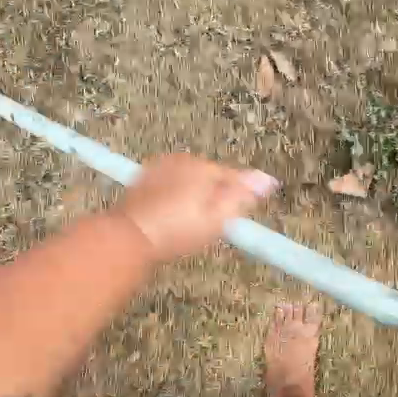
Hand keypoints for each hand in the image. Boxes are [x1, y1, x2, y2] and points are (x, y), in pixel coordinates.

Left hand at [113, 155, 277, 262]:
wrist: (130, 236)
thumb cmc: (177, 231)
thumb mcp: (217, 219)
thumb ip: (242, 196)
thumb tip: (267, 179)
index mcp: (205, 168)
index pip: (234, 177)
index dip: (242, 193)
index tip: (245, 207)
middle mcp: (184, 160)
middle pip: (210, 175)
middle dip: (215, 193)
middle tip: (214, 220)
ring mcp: (162, 166)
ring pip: (190, 177)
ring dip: (195, 192)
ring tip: (191, 219)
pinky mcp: (145, 177)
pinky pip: (170, 181)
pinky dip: (176, 192)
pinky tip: (172, 213)